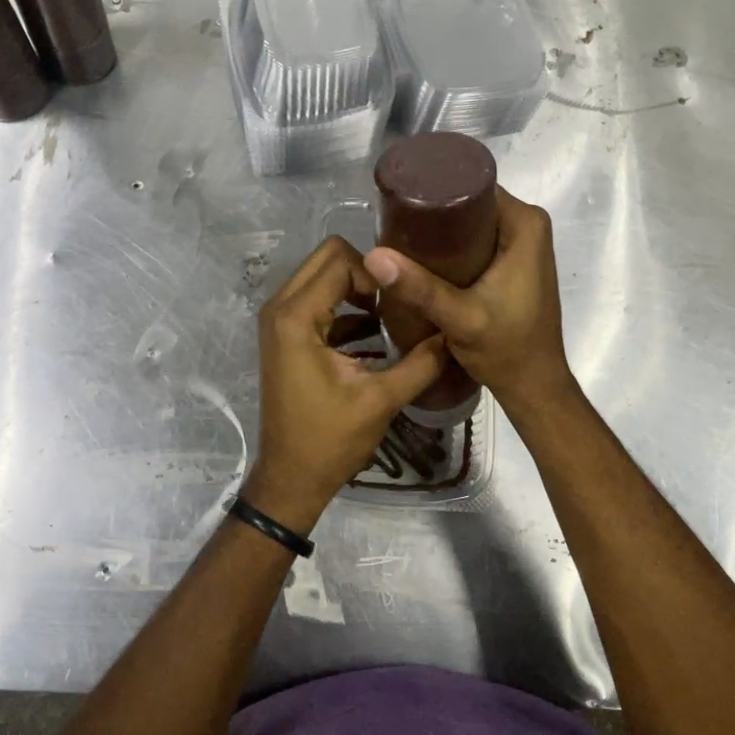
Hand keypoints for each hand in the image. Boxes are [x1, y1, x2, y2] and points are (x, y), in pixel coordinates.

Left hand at [245, 237, 448, 533]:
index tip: (401, 301)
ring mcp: (280, 320)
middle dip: (366, 273)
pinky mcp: (286, 334)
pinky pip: (317, 297)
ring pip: (322, 275)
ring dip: (357, 288)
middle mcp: (280, 307)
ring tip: (392, 316)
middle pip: (328, 257)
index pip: (341, 260)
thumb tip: (454, 333)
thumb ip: (421, 363)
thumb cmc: (330, 439)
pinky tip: (376, 333)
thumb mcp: (382, 400)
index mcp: (296, 317)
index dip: (377, 273)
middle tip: (396, 303)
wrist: (291, 478)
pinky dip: (345, 305)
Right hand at [364, 188, 578, 417]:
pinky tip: (424, 258)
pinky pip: (480, 239)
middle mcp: (530, 225)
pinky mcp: (516, 263)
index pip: (475, 185)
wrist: (534, 386)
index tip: (401, 202)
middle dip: (436, 212)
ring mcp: (524, 244)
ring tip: (403, 240)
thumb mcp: (460, 317)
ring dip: (443, 231)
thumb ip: (420, 288)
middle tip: (395, 226)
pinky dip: (455, 246)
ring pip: (474, 222)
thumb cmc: (507, 349)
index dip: (438, 189)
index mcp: (526, 224)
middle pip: (472, 203)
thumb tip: (373, 256)